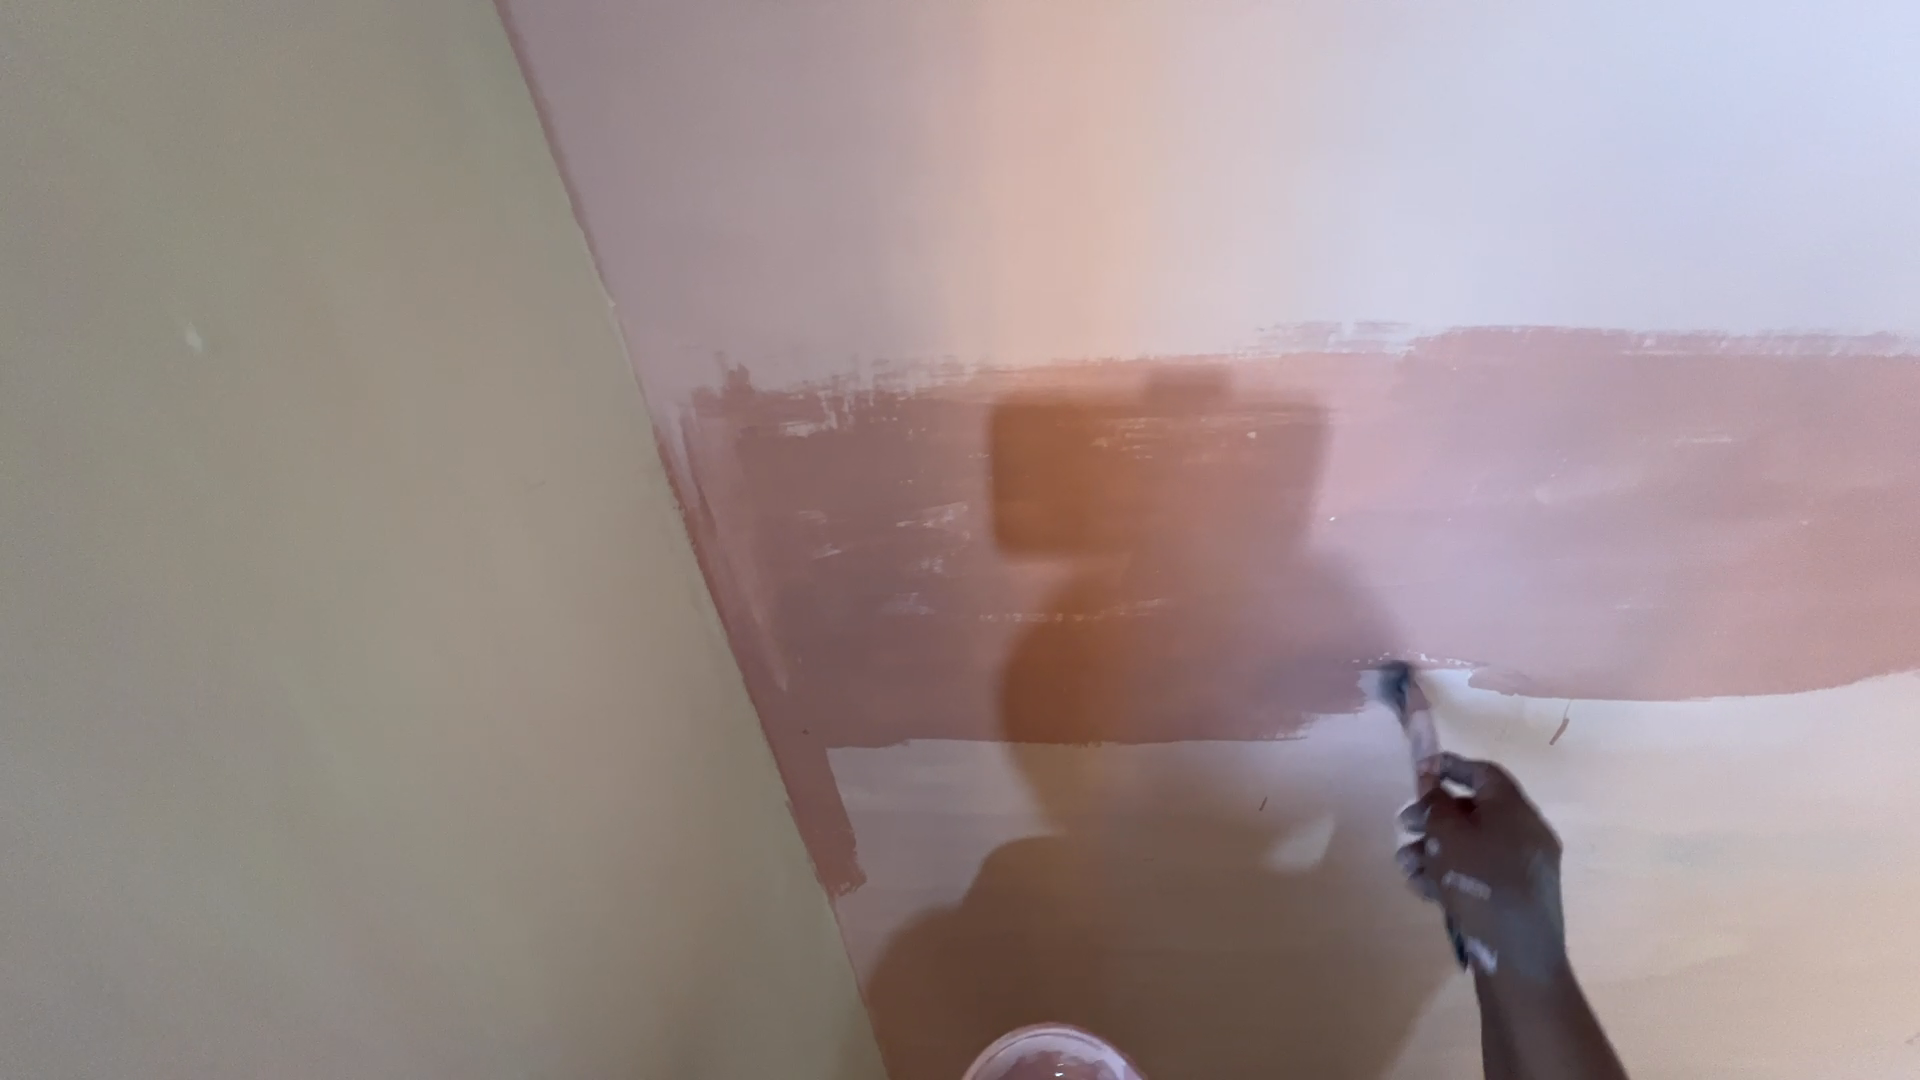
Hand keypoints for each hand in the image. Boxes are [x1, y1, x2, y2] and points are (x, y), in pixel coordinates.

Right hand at [1397, 753, 1567, 983]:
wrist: (1517, 958)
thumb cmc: (1480, 883)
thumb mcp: (1447, 834)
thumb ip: (1435, 801)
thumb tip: (1430, 778)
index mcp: (1516, 813)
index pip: (1483, 773)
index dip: (1448, 765)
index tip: (1416, 771)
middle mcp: (1524, 835)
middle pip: (1471, 809)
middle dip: (1431, 815)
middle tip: (1404, 825)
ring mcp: (1522, 868)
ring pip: (1467, 843)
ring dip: (1431, 848)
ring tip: (1408, 866)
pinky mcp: (1513, 896)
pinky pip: (1475, 870)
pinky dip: (1448, 873)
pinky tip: (1424, 889)